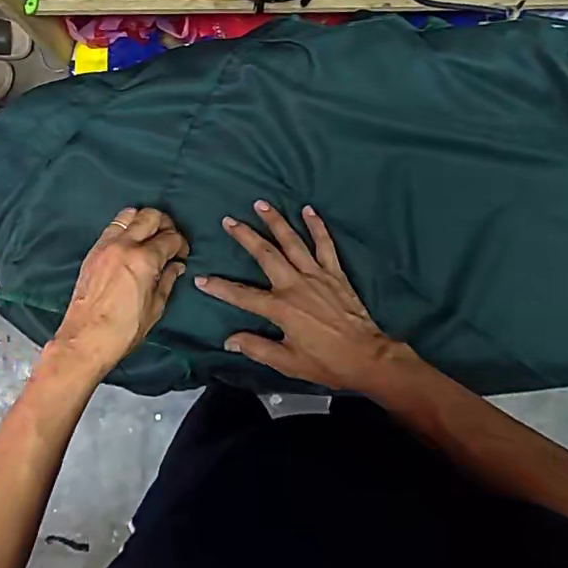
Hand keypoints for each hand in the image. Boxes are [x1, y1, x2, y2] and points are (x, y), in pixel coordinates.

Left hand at [47, 207, 187, 375]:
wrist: (85, 340)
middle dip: (166, 224)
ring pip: (129, 214)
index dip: (181, 245)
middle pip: (151, 216)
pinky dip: (125, 228)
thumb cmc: (124, 329)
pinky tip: (131, 243)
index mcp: (145, 259)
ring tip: (149, 236)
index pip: (171, 237)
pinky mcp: (93, 252)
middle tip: (169, 240)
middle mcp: (125, 246)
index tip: (181, 255)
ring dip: (143, 221)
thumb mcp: (156, 306)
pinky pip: (112, 227)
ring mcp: (106, 246)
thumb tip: (176, 266)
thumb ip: (168, 279)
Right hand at [197, 200, 415, 391]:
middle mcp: (296, 285)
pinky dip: (317, 226)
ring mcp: (317, 275)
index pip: (243, 296)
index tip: (201, 278)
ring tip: (262, 204)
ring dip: (276, 222)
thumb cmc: (326, 362)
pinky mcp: (335, 273)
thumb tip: (230, 340)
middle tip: (229, 220)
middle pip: (266, 255)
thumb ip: (257, 348)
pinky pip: (325, 245)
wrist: (366, 356)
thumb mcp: (288, 363)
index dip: (220, 287)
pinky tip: (308, 210)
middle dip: (245, 237)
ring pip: (293, 242)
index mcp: (281, 308)